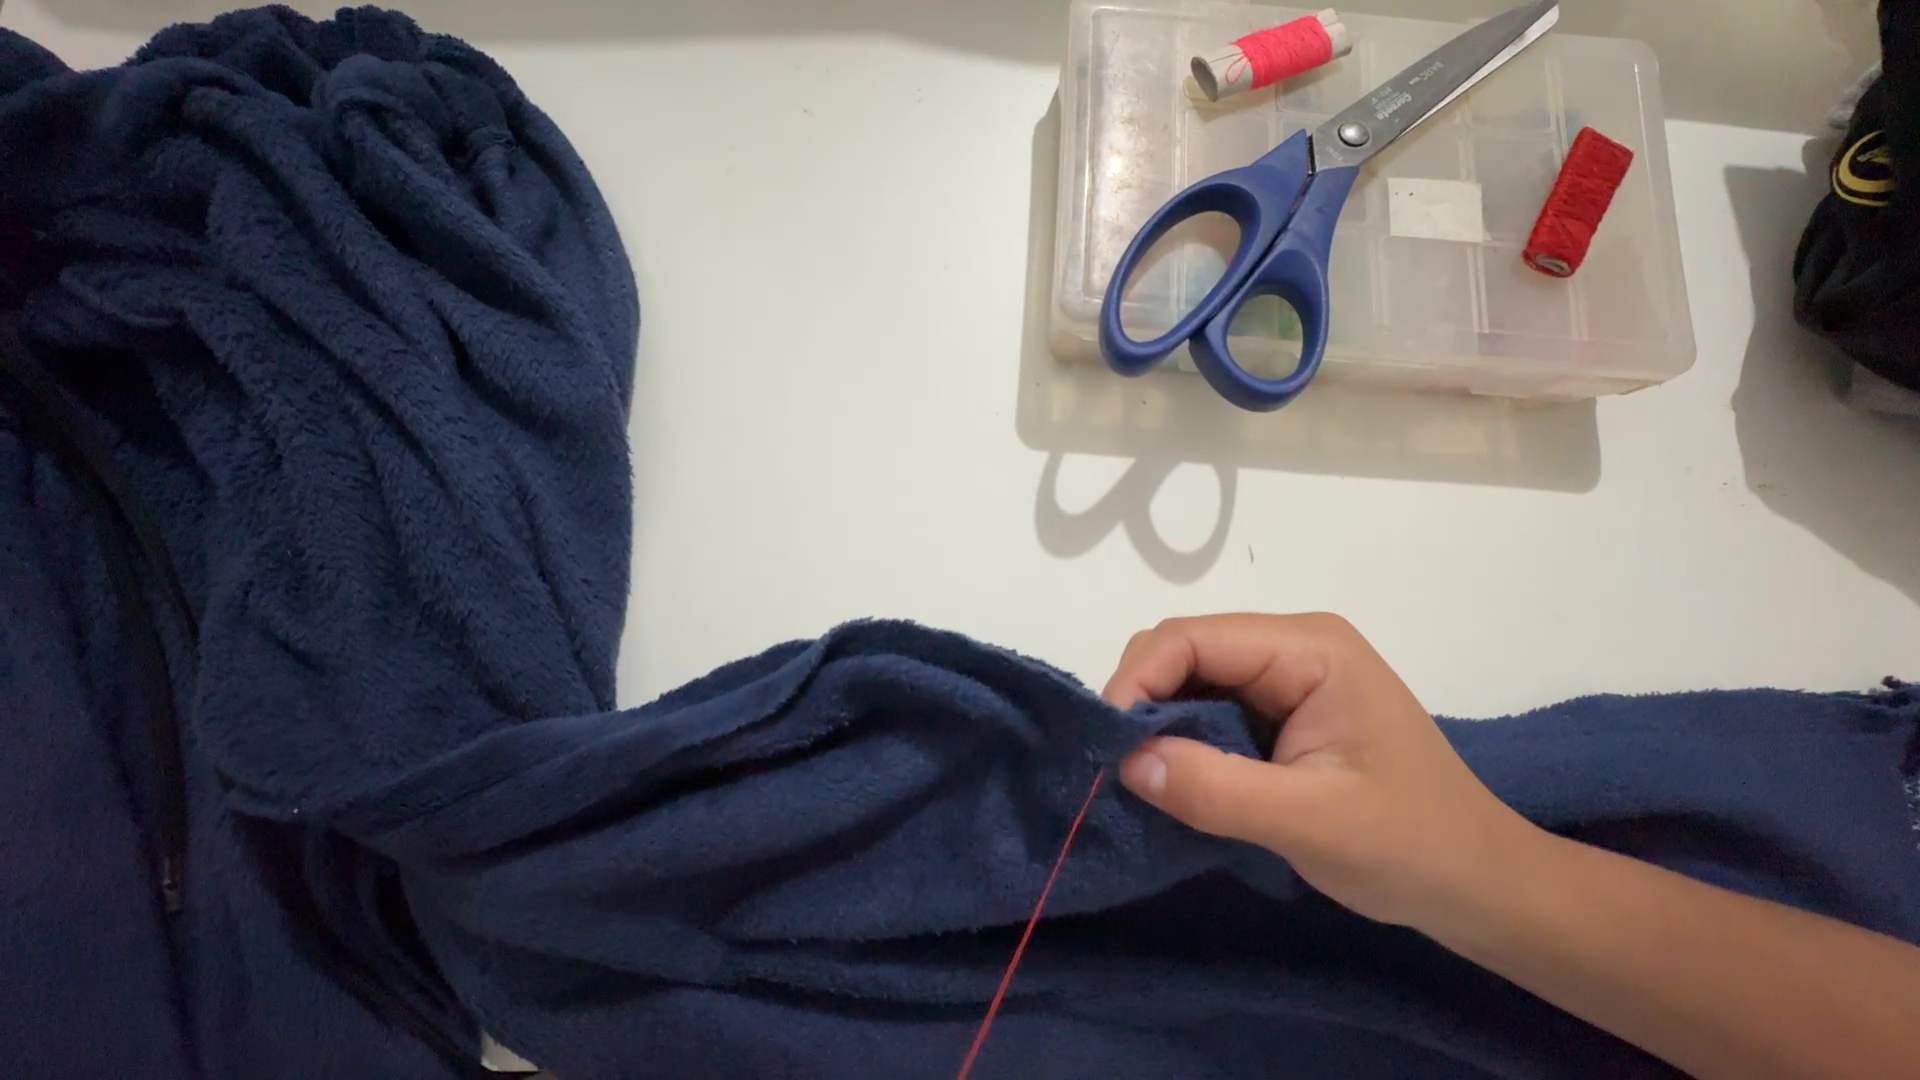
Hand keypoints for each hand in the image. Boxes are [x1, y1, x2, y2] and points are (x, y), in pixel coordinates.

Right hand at [1104, 613, 1537, 928]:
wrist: (1481, 885)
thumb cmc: (1411, 847)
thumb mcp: (1310, 822)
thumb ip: (1214, 789)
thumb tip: (1124, 761)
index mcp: (1308, 648)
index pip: (1192, 638)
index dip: (1137, 681)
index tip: (1107, 745)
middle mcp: (1290, 646)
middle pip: (1183, 650)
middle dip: (1142, 700)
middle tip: (1117, 765)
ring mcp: (1284, 676)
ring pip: (1188, 678)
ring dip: (1156, 722)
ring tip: (1138, 773)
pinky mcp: (1277, 710)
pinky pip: (1206, 707)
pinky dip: (1177, 738)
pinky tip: (1171, 773)